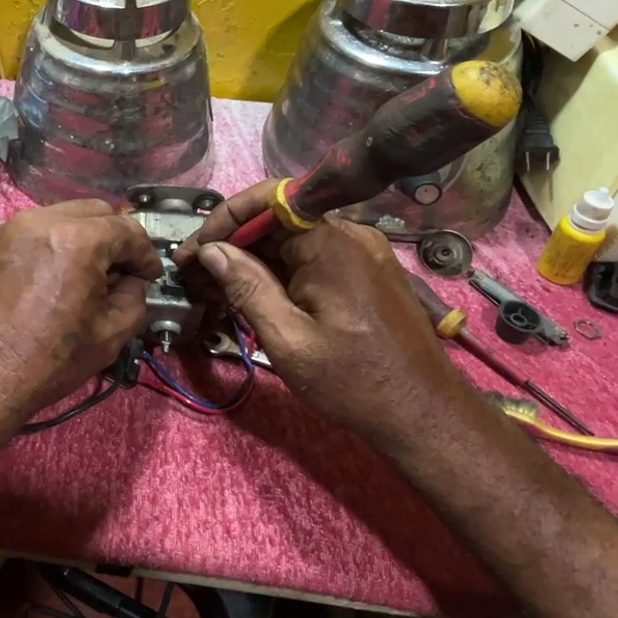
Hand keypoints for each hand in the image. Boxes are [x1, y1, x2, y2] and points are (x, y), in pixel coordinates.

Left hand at [0, 200, 161, 427]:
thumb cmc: (47, 361)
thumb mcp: (109, 334)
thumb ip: (134, 296)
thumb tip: (133, 280)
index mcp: (76, 240)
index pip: (126, 230)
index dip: (146, 254)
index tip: (149, 276)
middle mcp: (42, 220)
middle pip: (95, 212)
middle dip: (115, 238)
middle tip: (122, 273)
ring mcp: (12, 227)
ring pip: (64, 216)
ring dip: (84, 238)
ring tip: (89, 275)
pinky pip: (37, 229)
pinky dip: (55, 243)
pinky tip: (58, 276)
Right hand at [175, 180, 466, 447]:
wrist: (425, 415)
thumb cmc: (355, 382)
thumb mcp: (289, 339)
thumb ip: (247, 287)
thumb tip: (212, 251)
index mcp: (332, 243)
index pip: (268, 202)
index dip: (224, 218)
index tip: (193, 249)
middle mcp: (350, 235)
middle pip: (278, 220)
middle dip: (232, 243)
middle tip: (192, 272)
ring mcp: (362, 253)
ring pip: (293, 241)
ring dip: (252, 259)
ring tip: (212, 286)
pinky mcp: (366, 273)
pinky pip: (313, 258)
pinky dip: (280, 271)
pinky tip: (252, 293)